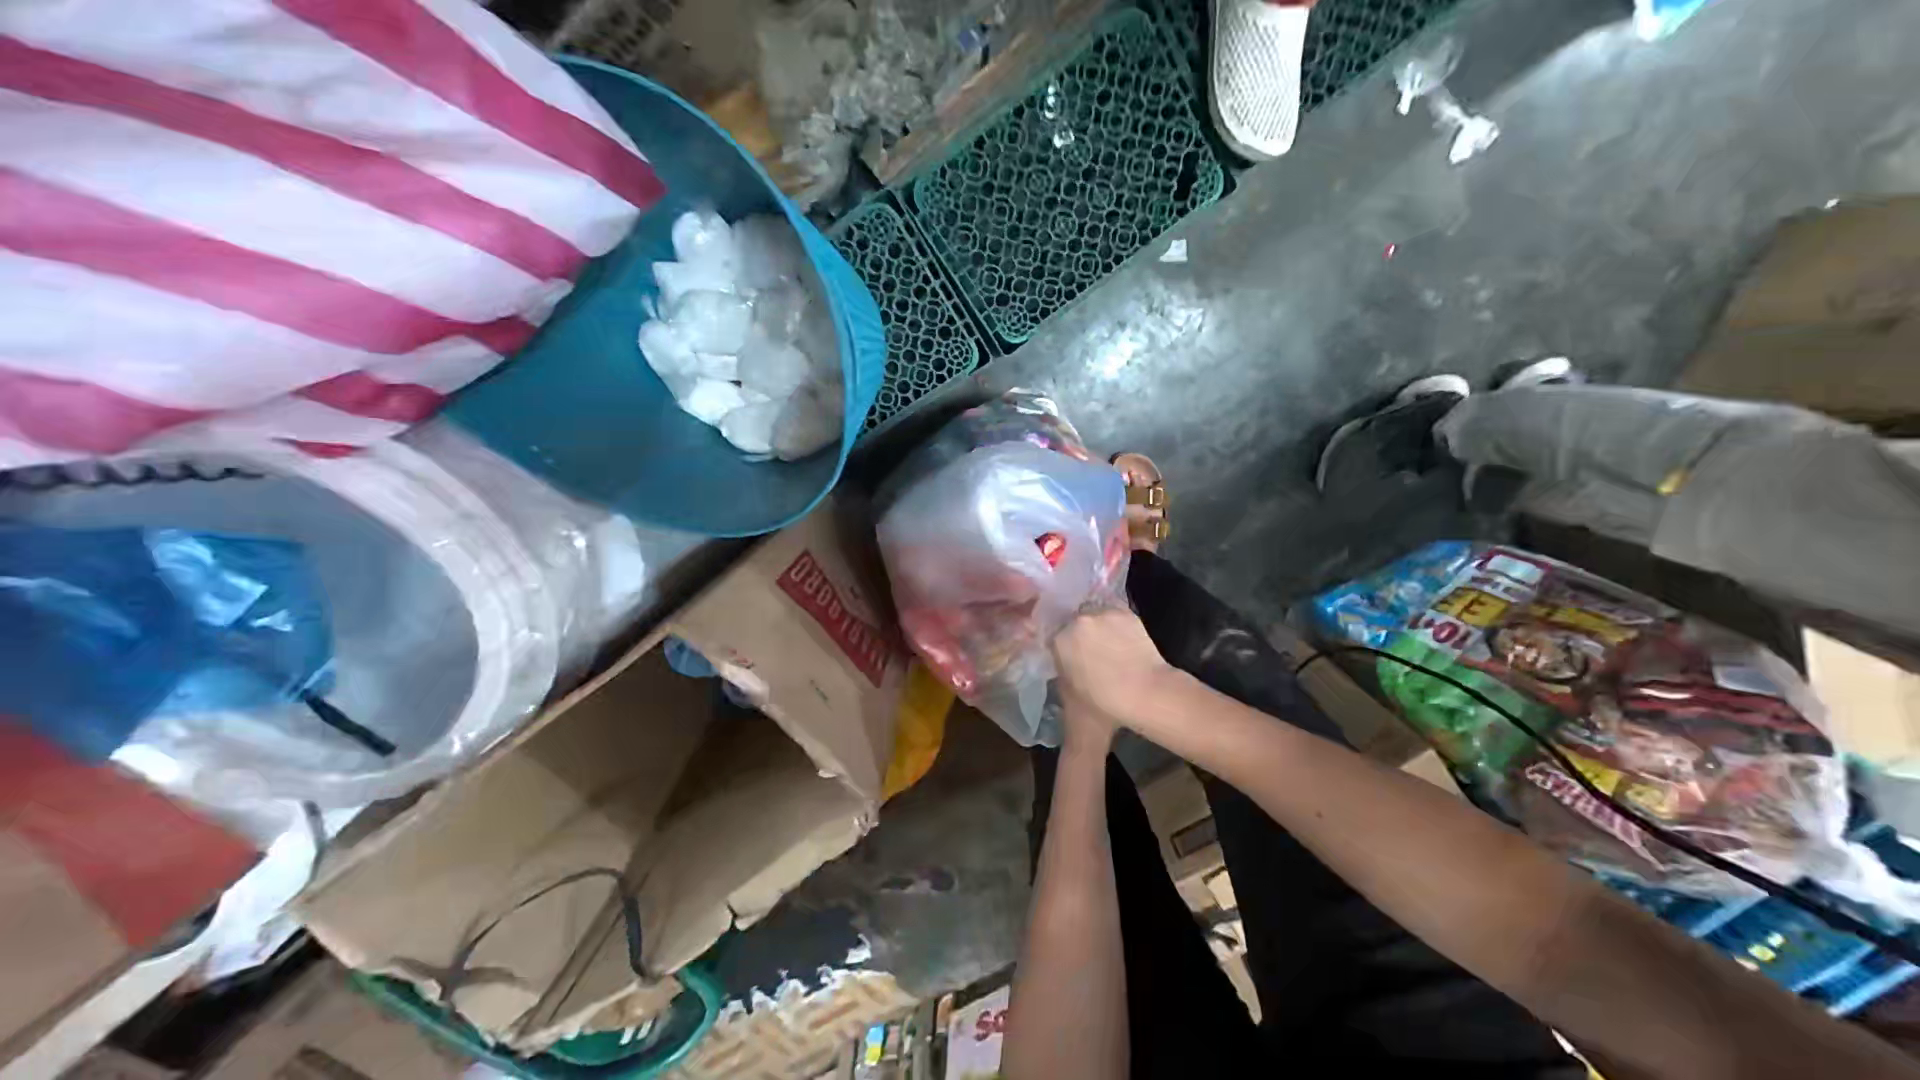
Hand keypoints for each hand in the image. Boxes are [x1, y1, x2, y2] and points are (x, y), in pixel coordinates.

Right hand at [1051, 607, 1174, 740]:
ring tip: (1111, 647)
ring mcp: (1103, 615)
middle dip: (1082, 634)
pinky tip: (1125, 644)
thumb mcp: (1068, 696)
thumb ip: (1060, 674)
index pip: (1055, 635)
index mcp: (1059, 640)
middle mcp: (1077, 621)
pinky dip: (1118, 626)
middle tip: (1093, 652)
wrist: (1145, 694)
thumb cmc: (1102, 705)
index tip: (1074, 656)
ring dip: (1100, 627)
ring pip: (1095, 615)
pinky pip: (1115, 615)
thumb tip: (1061, 666)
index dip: (1065, 645)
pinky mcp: (1126, 613)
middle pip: (1074, 621)